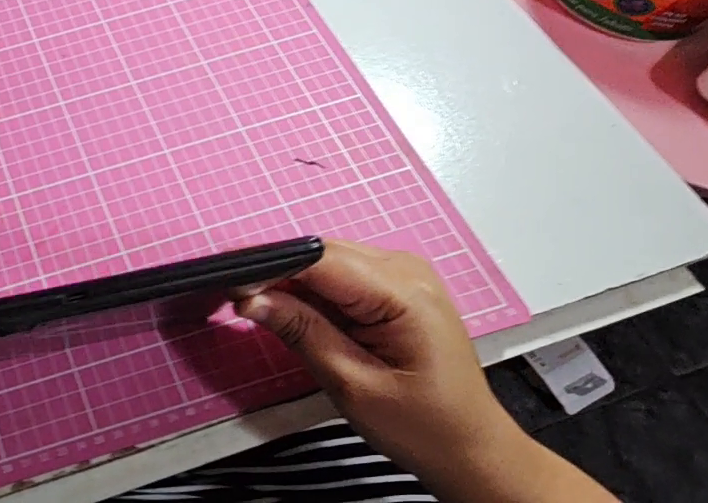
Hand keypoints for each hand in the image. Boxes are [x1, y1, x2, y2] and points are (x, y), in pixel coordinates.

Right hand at [234, 240, 616, 502]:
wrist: (475, 453)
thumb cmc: (427, 430)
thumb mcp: (354, 386)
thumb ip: (302, 332)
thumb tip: (251, 298)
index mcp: (405, 293)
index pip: (319, 259)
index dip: (269, 266)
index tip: (231, 283)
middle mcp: (405, 269)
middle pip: (319, 254)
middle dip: (278, 275)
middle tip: (242, 301)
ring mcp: (401, 274)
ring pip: (323, 260)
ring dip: (293, 284)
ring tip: (268, 311)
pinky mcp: (393, 285)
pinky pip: (338, 274)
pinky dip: (312, 291)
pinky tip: (299, 313)